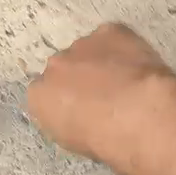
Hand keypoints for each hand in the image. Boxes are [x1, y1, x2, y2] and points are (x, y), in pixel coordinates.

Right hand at [27, 24, 175, 164]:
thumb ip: (68, 120)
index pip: (46, 95)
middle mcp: (53, 66)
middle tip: (105, 96)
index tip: (84, 111)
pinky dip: (122, 47)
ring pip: (88, 51)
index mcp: (39, 97)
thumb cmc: (104, 140)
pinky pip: (112, 37)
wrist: (135, 115)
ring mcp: (80, 46)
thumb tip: (80, 115)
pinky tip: (136, 64)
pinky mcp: (108, 32)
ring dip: (101, 62)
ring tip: (126, 81)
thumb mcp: (75, 142)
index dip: (67, 102)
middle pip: (64, 68)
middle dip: (80, 78)